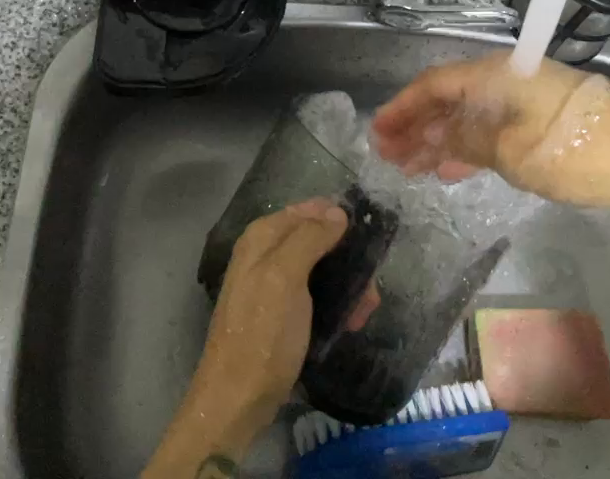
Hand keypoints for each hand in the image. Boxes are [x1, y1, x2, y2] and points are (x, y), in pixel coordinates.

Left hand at [143, 198, 349, 477]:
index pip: (306, 210)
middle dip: (348, 259)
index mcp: (261, 237)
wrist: (238, 400)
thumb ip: (309, 238)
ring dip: (347, 287)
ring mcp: (273, 286)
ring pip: (321, 270)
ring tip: (366, 311)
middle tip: (371, 288)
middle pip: (317, 240)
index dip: (337, 218)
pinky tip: (351, 323)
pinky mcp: (283, 315)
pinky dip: (336, 306)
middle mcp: (265, 255)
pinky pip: (316, 297)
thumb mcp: (284, 278)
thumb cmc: (262, 334)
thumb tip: (337, 210)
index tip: (371, 236)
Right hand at [370, 52, 609, 218]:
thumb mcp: (514, 152)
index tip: (377, 131)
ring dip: (439, 141)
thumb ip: (466, 141)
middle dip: (417, 126)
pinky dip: (469, 149)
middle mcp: (511, 82)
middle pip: (451, 100)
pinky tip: (450, 170)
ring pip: (472, 118)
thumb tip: (431, 138)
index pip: (436, 83)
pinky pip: (494, 133)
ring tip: (409, 167)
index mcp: (500, 75)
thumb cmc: (580, 152)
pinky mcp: (547, 127)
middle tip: (387, 155)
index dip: (403, 107)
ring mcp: (530, 104)